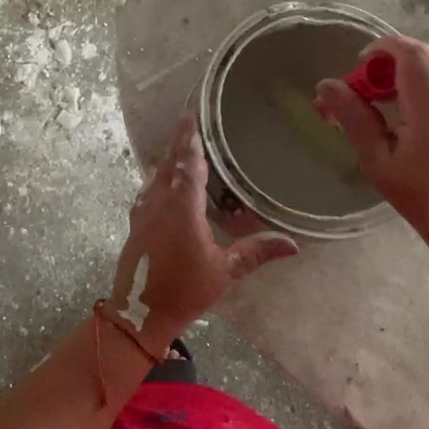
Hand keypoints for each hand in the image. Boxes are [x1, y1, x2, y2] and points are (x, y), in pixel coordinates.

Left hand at [108, 113, 299, 340]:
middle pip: (169, 164)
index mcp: (181, 208)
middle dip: (179, 143)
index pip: (188, 164)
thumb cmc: (184, 290)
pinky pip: (147, 192)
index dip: (191, 139)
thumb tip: (293, 244)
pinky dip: (158, 180)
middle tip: (189, 121)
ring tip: (182, 149)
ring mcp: (142, 213)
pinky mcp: (135, 224)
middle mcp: (159, 203)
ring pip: (156, 177)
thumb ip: (256, 253)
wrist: (138, 315)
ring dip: (168, 161)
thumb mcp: (225, 272)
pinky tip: (163, 184)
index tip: (191, 114)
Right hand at [316, 35, 428, 255]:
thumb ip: (354, 117)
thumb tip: (327, 84)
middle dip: (394, 74)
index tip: (363, 64)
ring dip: (418, 89)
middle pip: (425, 65)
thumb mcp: (379, 162)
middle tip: (372, 101)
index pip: (412, 53)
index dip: (384, 48)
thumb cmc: (425, 203)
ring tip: (405, 125)